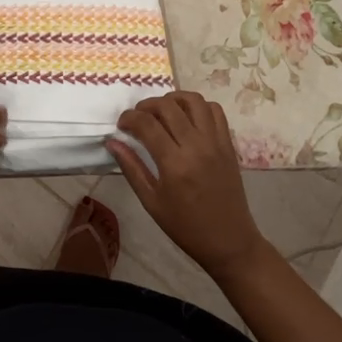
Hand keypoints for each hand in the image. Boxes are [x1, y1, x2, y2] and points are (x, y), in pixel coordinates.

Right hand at [107, 91, 269, 279]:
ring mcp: (215, 143)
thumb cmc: (186, 227)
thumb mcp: (151, 202)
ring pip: (193, 101)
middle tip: (138, 118)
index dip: (129, 118)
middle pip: (167, 106)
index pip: (146, 124)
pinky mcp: (228, 144)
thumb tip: (111, 142)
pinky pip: (215, 111)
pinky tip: (187, 119)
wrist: (229, 242)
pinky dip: (199, 107)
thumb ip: (131, 168)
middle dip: (146, 105)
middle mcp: (196, 146)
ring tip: (162, 112)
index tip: (121, 125)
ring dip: (173, 99)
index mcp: (174, 164)